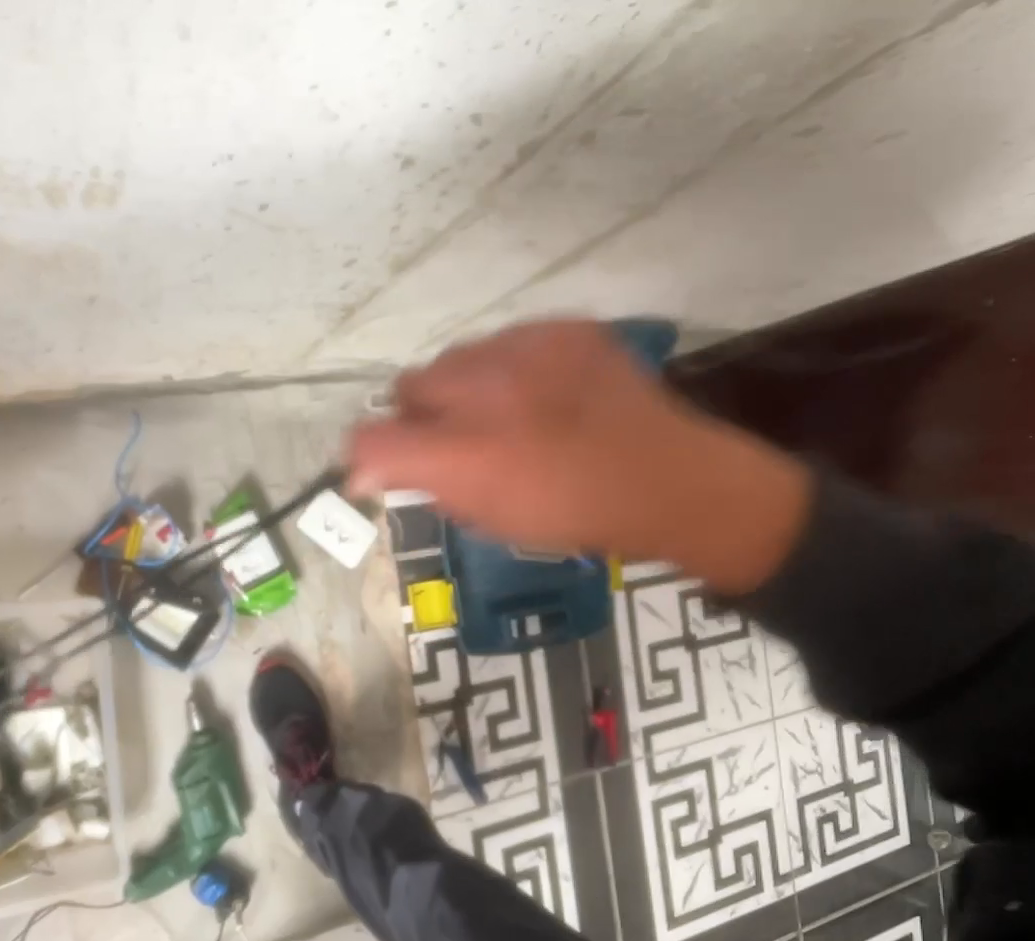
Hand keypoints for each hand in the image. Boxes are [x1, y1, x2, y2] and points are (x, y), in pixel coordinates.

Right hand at [346, 319, 811, 593]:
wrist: (666, 480)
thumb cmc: (572, 515)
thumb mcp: (489, 519)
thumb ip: (426, 486)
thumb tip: (372, 467)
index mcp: (463, 454)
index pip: (371, 438)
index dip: (367, 454)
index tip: (388, 466)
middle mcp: (484, 391)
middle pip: (409, 386)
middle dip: (421, 414)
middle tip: (458, 440)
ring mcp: (527, 349)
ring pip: (458, 357)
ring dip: (465, 386)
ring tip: (507, 413)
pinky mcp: (563, 327)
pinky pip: (509, 340)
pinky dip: (512, 366)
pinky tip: (544, 393)